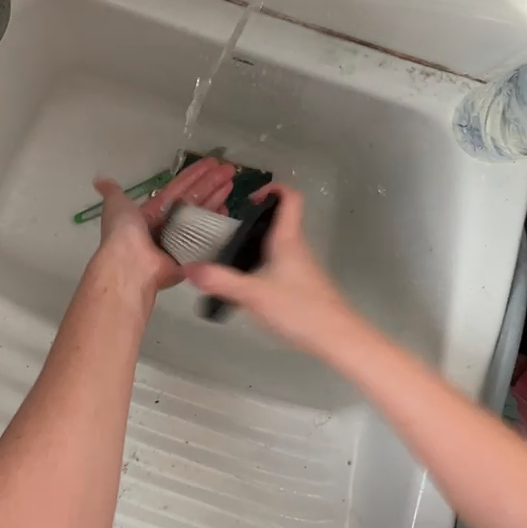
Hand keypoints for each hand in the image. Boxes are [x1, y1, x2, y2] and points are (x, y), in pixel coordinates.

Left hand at [91, 157, 236, 292]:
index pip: (178, 189)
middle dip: (211, 183)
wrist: (131, 263)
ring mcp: (181, 240)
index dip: (194, 175)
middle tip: (230, 169)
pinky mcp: (192, 255)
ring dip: (217, 197)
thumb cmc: (125, 232)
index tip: (211, 162)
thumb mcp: (116, 205)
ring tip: (232, 181)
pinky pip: (207, 236)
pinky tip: (228, 208)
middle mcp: (168, 225)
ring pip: (203, 214)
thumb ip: (113, 191)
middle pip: (194, 199)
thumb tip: (100, 179)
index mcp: (152, 213)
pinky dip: (217, 223)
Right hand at [184, 184, 363, 349]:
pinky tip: (246, 284)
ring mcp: (301, 268)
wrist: (338, 339)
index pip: (290, 198)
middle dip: (254, 219)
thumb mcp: (253, 294)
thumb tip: (188, 267)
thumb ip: (220, 281)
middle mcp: (296, 248)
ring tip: (227, 255)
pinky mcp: (302, 286)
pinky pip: (279, 265)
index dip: (273, 188)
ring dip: (255, 244)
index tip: (249, 197)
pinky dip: (261, 265)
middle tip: (225, 228)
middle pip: (280, 221)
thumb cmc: (300, 308)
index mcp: (288, 239)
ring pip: (277, 245)